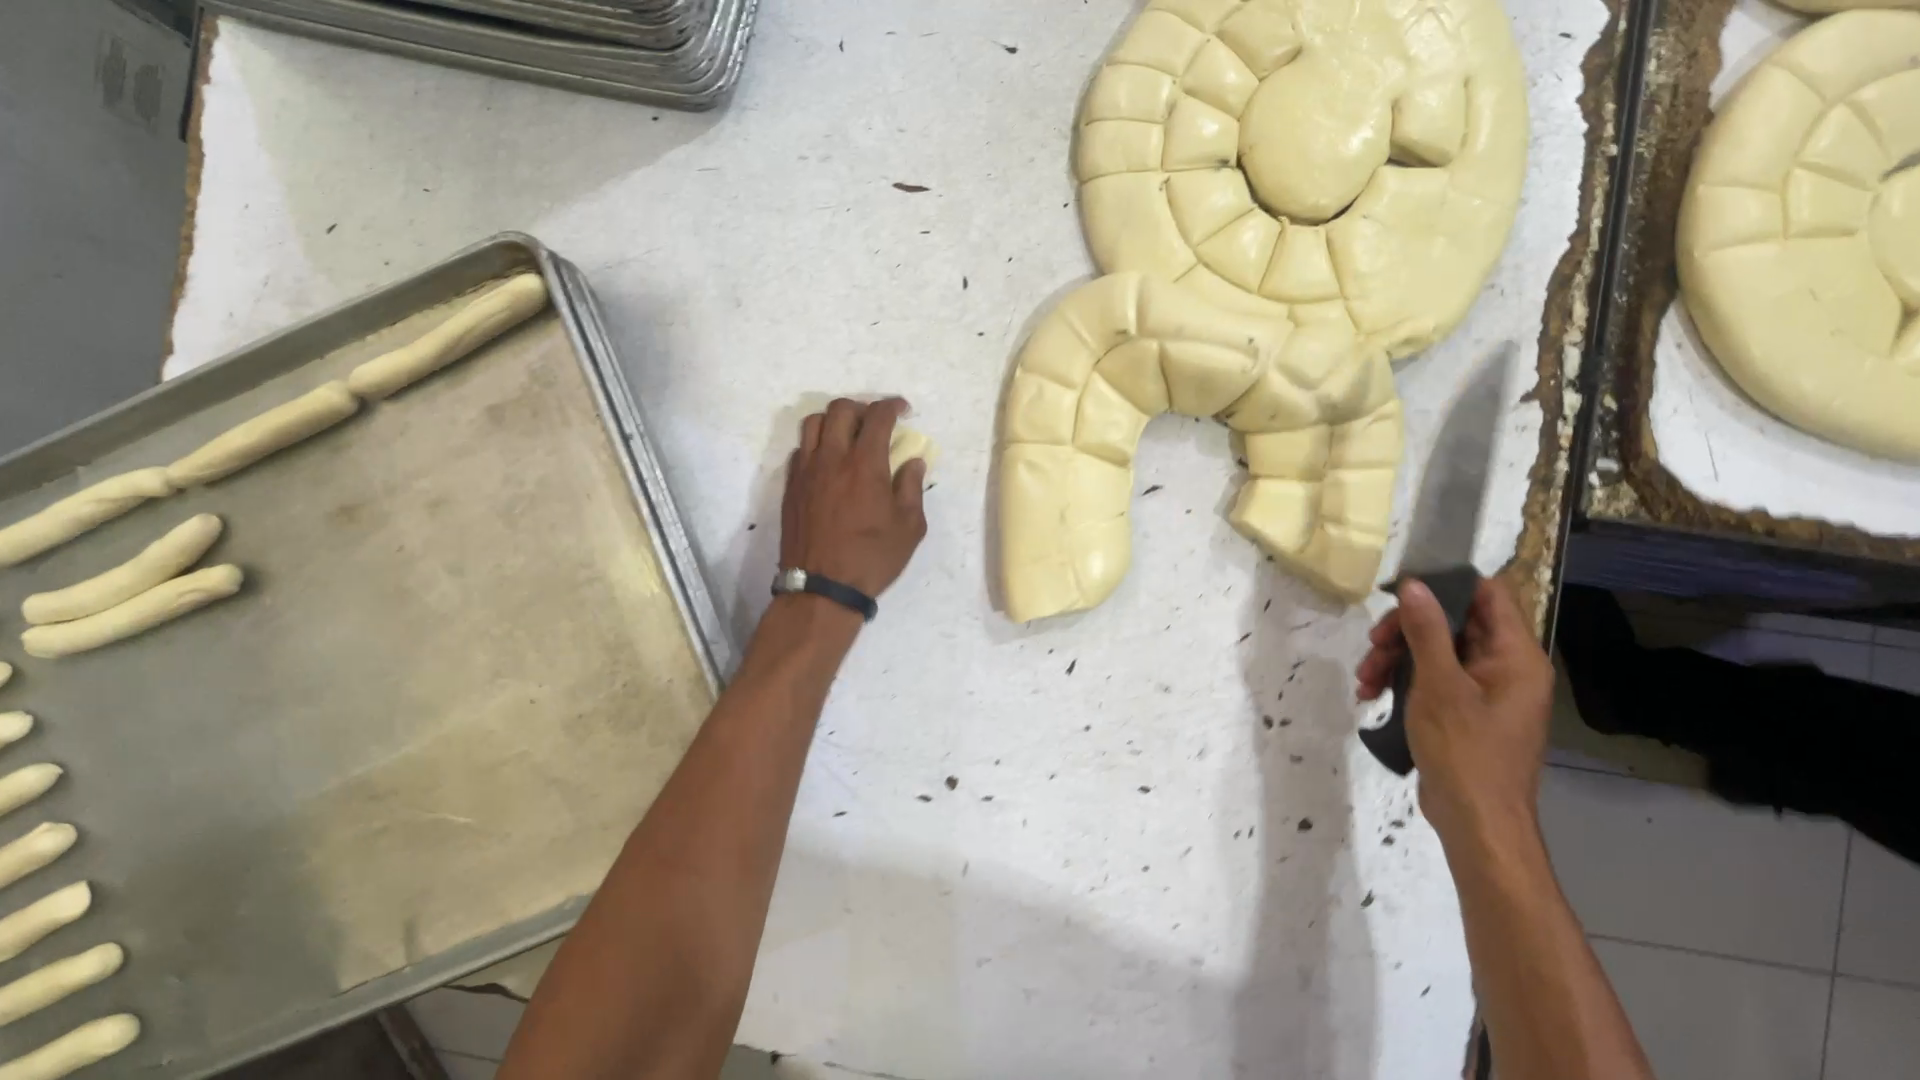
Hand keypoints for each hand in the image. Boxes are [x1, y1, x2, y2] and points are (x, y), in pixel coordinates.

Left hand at [780, 398, 928, 599]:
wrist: (823, 588)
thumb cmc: (872, 558)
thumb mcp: (909, 527)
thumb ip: (912, 488)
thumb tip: (912, 463)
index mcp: (865, 463)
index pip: (877, 416)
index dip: (892, 406)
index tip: (903, 411)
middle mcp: (832, 457)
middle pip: (841, 409)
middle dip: (862, 408)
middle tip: (876, 423)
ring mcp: (806, 471)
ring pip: (813, 423)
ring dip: (834, 421)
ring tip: (848, 436)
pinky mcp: (791, 487)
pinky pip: (800, 450)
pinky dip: (816, 445)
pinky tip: (829, 463)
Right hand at [1356, 577, 1554, 844]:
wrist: (1477, 823)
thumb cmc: (1464, 751)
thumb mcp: (1439, 685)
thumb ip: (1426, 631)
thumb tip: (1414, 584)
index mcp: (1515, 656)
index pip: (1488, 594)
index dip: (1445, 584)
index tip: (1400, 591)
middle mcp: (1506, 668)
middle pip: (1454, 624)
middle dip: (1406, 630)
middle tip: (1372, 644)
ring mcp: (1485, 692)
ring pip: (1436, 653)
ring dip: (1396, 658)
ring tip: (1365, 680)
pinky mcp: (1465, 713)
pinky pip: (1433, 681)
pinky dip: (1403, 682)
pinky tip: (1372, 695)